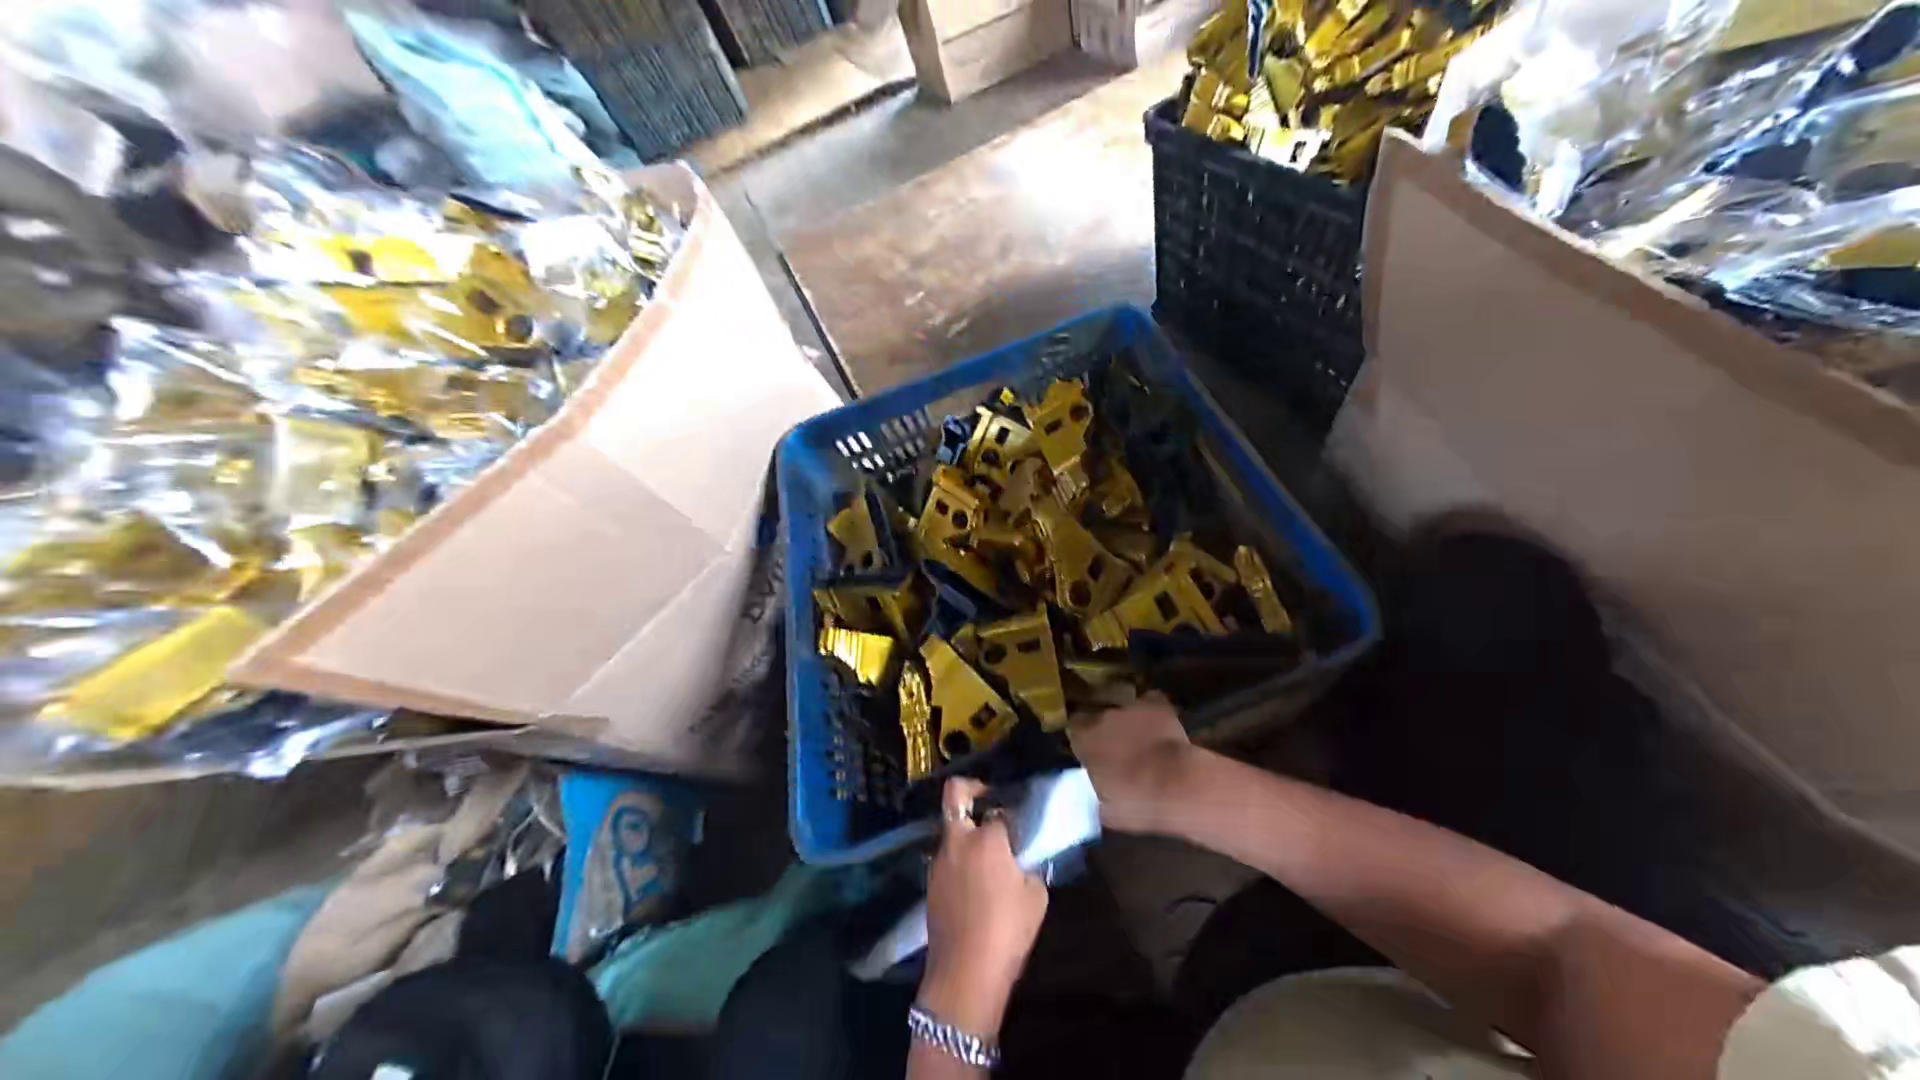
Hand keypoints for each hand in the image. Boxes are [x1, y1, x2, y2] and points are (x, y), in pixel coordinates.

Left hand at [920, 777, 1047, 1035]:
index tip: (1021, 818)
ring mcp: (939, 861)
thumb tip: (1021, 858)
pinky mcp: (930, 882)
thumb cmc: (1007, 931)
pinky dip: (960, 860)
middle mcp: (958, 841)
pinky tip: (976, 884)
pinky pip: (947, 858)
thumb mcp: (1035, 896)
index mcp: (986, 839)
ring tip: (988, 857)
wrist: (965, 973)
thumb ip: (1029, 865)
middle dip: (971, 788)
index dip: (1011, 810)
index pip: (999, 808)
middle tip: (989, 801)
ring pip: (951, 831)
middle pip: (955, 794)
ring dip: (967, 833)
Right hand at [1067, 694, 1198, 833]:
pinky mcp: (1158, 705)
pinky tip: (1162, 726)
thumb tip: (1095, 793)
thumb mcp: (1105, 809)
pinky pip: (1152, 702)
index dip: (1083, 738)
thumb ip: (1094, 793)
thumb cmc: (1136, 803)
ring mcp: (1131, 708)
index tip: (1091, 751)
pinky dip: (1155, 712)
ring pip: (1126, 711)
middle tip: (1120, 751)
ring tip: (1144, 740)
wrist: (1177, 788)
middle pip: (1100, 718)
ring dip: (1131, 723)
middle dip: (1108, 731)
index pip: (1074, 728)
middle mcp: (1102, 717)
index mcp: (1084, 739)